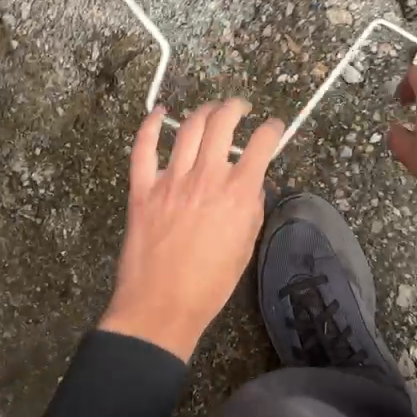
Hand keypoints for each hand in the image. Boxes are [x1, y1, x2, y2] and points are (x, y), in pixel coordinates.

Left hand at [98, 99, 283, 360]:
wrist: (161, 309)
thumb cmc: (210, 284)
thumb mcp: (246, 244)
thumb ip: (252, 206)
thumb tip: (252, 183)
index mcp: (237, 192)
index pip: (262, 143)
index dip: (272, 128)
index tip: (274, 126)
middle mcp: (207, 177)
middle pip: (223, 122)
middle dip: (236, 107)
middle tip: (241, 107)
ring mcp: (172, 181)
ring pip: (189, 127)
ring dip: (204, 111)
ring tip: (211, 109)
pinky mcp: (143, 190)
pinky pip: (143, 149)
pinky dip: (150, 125)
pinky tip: (159, 112)